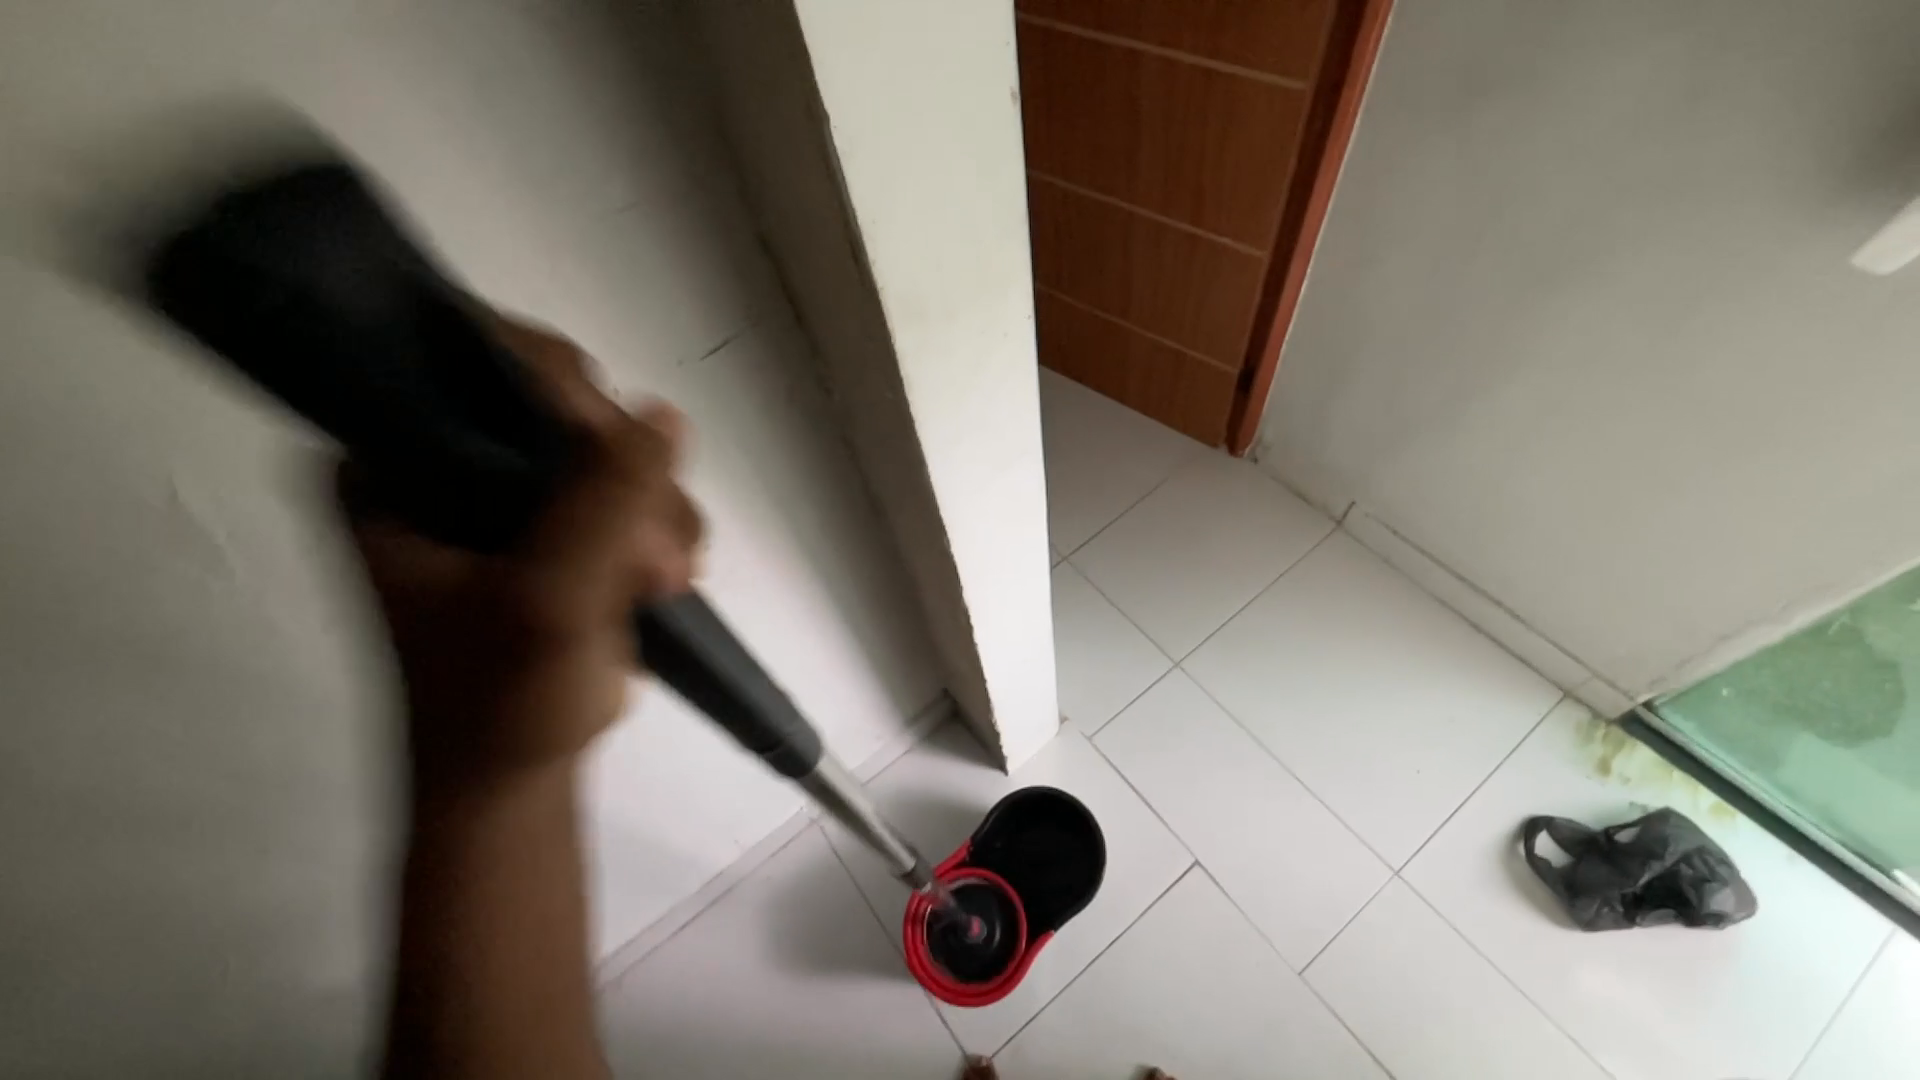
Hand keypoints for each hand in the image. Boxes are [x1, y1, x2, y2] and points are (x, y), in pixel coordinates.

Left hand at [339, 315, 701, 798]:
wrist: (516, 772)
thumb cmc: (501, 700)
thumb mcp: (548, 601)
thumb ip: (604, 504)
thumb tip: (667, 414)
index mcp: (390, 464)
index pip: (468, 362)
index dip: (552, 388)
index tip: (609, 445)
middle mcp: (444, 461)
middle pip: (560, 403)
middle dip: (625, 476)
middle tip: (652, 556)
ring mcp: (511, 491)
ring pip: (613, 447)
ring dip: (656, 512)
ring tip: (662, 584)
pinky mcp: (563, 522)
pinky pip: (633, 486)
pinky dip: (663, 528)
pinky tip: (667, 578)